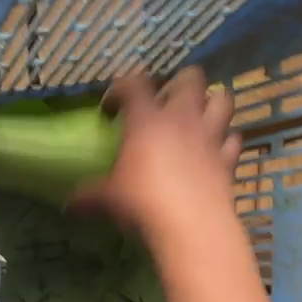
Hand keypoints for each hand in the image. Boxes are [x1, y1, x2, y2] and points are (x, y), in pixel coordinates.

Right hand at [74, 69, 242, 236]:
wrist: (189, 223)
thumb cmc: (141, 202)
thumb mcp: (107, 199)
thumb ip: (88, 197)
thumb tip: (68, 205)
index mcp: (147, 120)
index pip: (134, 84)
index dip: (121, 88)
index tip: (111, 107)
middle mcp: (182, 118)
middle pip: (190, 78)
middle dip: (177, 84)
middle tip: (163, 104)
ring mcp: (210, 136)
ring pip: (222, 99)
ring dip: (210, 103)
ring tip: (197, 118)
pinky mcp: (227, 159)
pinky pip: (233, 139)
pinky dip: (225, 141)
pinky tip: (215, 150)